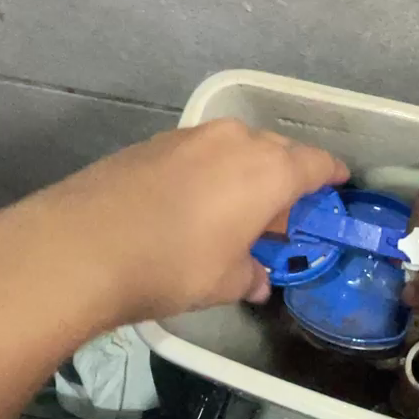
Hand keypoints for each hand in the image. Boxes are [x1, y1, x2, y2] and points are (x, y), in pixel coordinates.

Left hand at [0, 119, 347, 334]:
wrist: (80, 247)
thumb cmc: (173, 265)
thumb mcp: (226, 282)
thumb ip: (252, 276)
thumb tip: (257, 281)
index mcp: (269, 170)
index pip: (318, 164)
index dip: (333, 176)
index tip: (338, 186)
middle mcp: (236, 141)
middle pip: (278, 152)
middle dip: (288, 179)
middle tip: (283, 214)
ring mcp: (191, 136)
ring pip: (237, 149)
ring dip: (246, 174)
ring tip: (237, 210)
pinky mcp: (154, 143)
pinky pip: (201, 153)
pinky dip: (210, 173)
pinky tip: (194, 205)